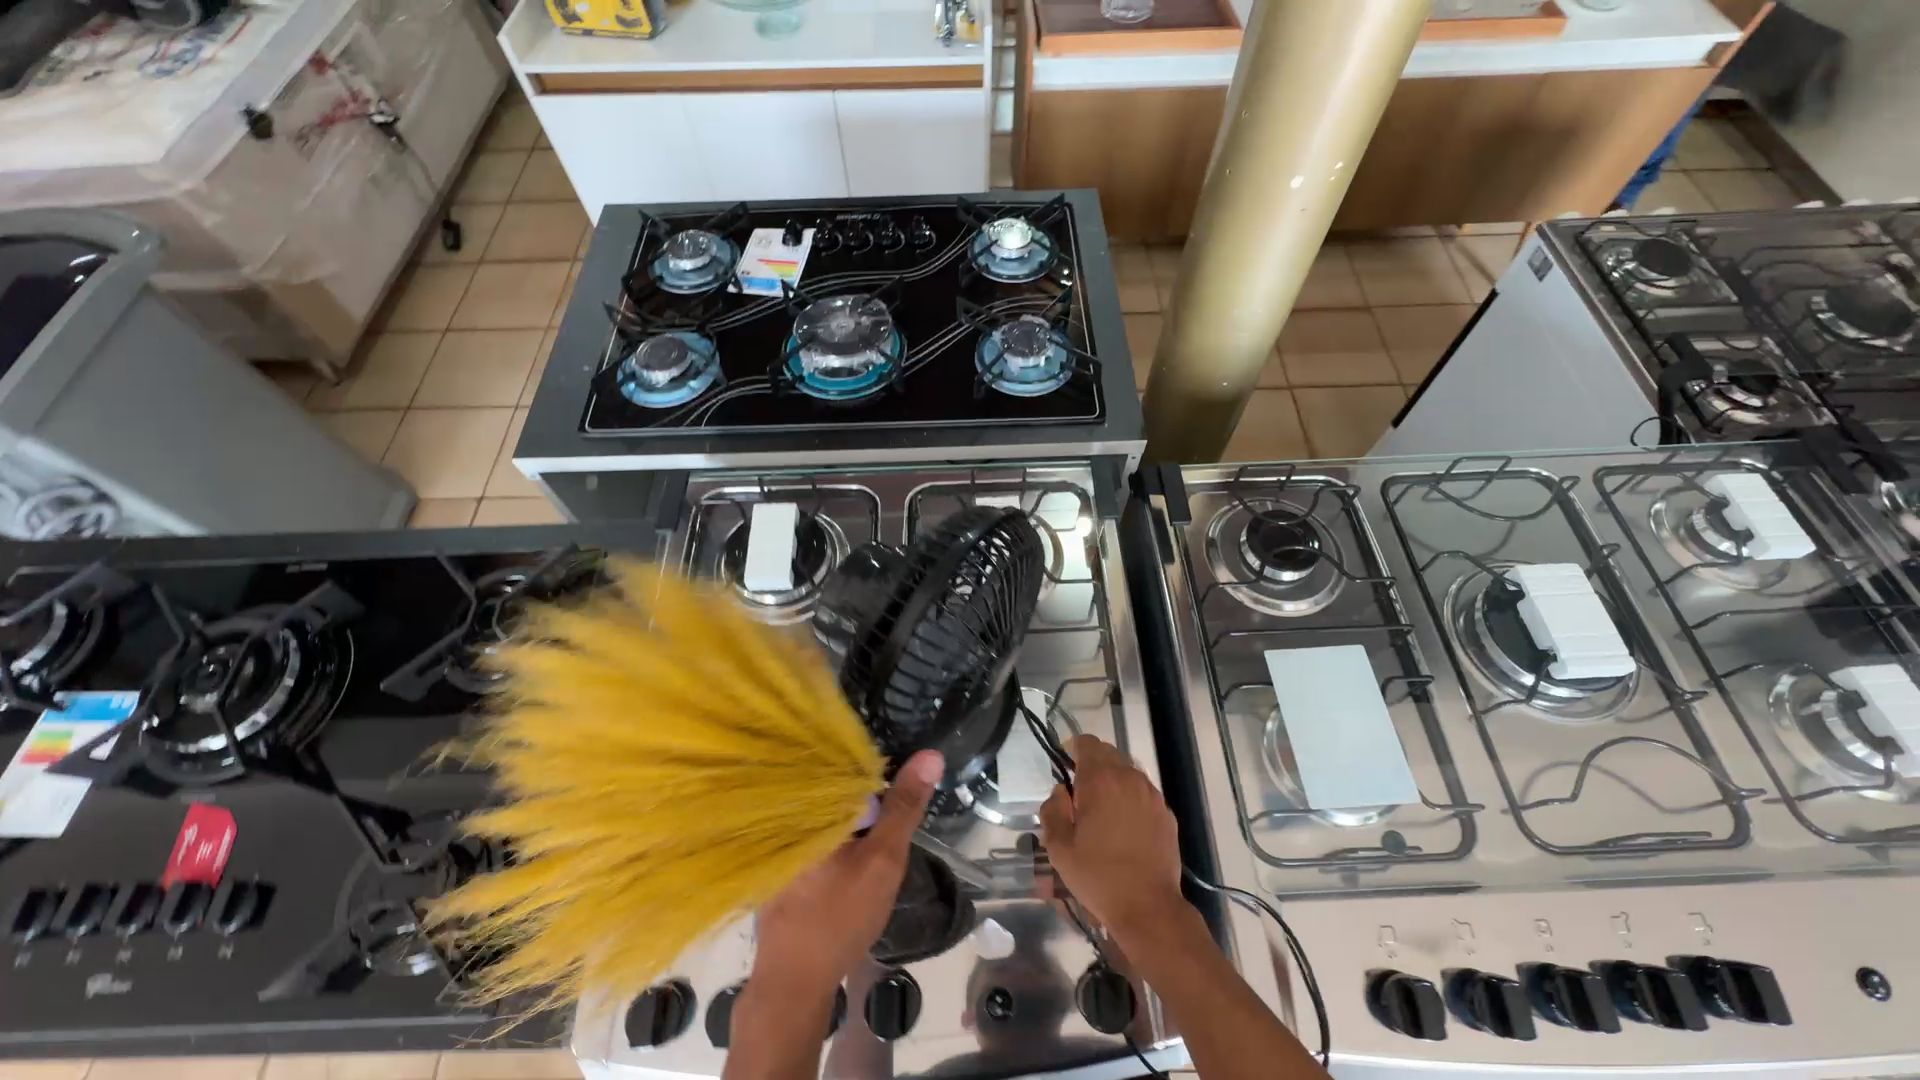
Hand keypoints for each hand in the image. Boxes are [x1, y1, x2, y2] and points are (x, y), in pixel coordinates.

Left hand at [753, 749, 943, 990]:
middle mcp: (784, 813)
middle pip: (832, 781)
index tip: (903, 766)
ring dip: (852, 806)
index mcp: (804, 805)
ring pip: (824, 805)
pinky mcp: (780, 857)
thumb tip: (931, 755)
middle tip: (898, 791)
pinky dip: (836, 826)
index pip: (841, 758)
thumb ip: (904, 806)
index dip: (876, 760)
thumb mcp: (884, 858)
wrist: (794, 981)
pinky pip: (813, 825)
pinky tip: (855, 840)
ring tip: (882, 812)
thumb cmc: (839, 917)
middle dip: (865, 784)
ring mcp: (778, 837)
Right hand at [1040, 735, 1185, 939]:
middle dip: (1092, 764)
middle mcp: (1129, 779)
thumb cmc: (1097, 876)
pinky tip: (1123, 825)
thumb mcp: (1058, 847)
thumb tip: (1061, 792)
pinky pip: (1143, 793)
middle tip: (1079, 792)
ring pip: (1128, 772)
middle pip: (1108, 754)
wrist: (1147, 906)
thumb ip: (1053, 810)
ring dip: (1112, 780)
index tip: (1064, 766)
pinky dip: (1130, 798)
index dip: (1073, 749)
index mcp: (1100, 781)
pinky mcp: (1166, 813)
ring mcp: (1152, 795)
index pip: (1087, 744)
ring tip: (1101, 810)